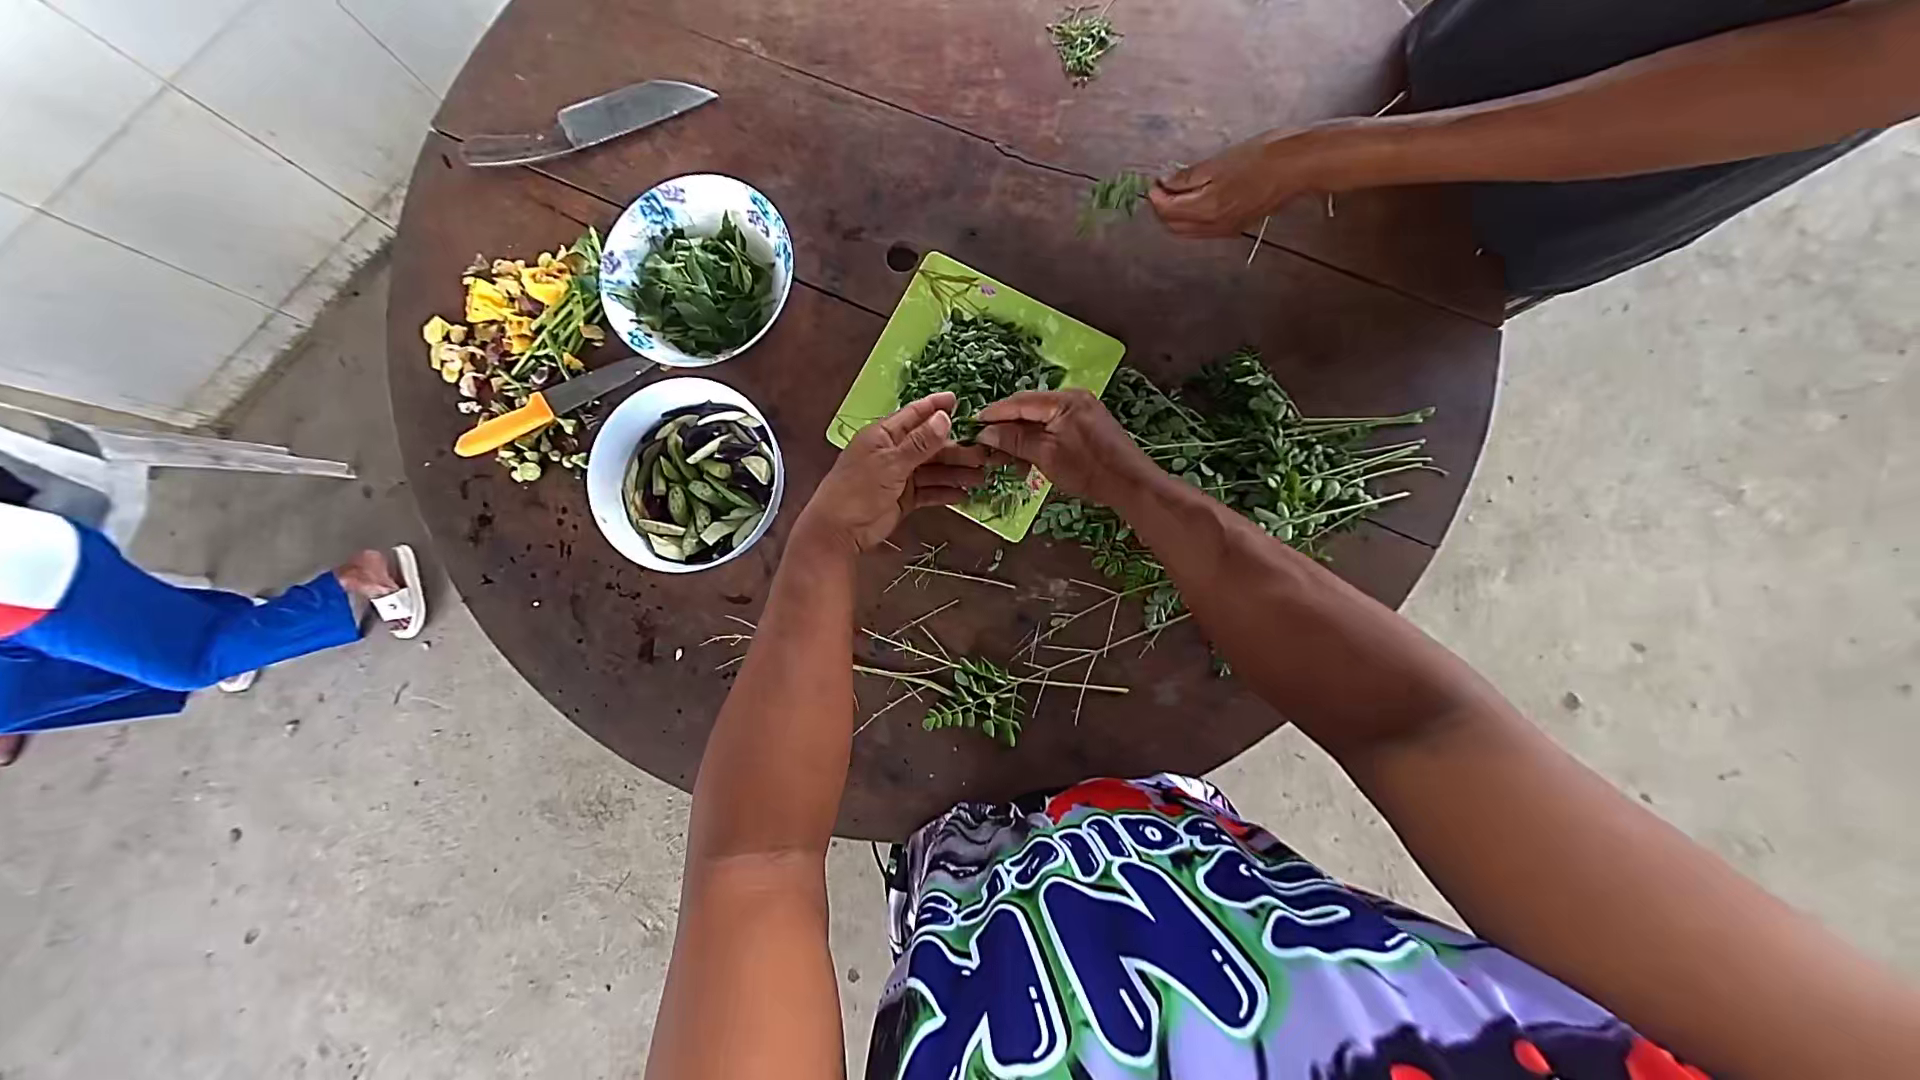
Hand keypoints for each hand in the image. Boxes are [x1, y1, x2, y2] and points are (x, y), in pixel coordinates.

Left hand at [798, 392, 992, 552]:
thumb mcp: (891, 463)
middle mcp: (893, 452)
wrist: (839, 531)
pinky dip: (946, 492)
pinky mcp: (904, 498)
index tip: (960, 401)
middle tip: (984, 452)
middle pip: (930, 445)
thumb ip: (920, 443)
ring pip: (933, 470)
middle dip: (957, 448)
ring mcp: (899, 476)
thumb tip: (944, 417)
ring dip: (956, 472)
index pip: (914, 415)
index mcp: (884, 435)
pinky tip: (965, 494)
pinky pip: (930, 491)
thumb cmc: (858, 490)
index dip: (936, 408)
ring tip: (982, 476)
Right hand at [975, 390, 1154, 506]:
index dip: (994, 414)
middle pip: (1029, 408)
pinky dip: (1039, 440)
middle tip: (987, 445)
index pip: (1018, 402)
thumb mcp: (1045, 455)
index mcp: (1063, 400)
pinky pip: (1054, 426)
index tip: (973, 425)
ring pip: (1041, 419)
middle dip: (1007, 427)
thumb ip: (1014, 440)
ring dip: (1022, 437)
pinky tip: (1030, 458)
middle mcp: (1073, 398)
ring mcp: (1082, 410)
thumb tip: (985, 431)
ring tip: (1008, 458)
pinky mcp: (1087, 425)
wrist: (1131, 484)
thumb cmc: (1088, 469)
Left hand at [1150, 126, 1340, 238]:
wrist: (1300, 166)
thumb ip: (1189, 177)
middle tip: (1161, 188)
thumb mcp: (1220, 161)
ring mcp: (1225, 230)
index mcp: (1207, 208)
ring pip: (1187, 231)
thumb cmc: (1265, 156)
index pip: (1167, 210)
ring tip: (1176, 193)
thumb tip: (1166, 184)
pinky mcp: (1236, 227)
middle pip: (1174, 225)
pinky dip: (1192, 220)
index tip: (1154, 182)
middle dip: (1162, 209)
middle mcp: (1213, 226)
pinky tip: (1195, 203)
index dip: (1156, 197)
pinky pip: (1203, 231)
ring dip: (1176, 216)